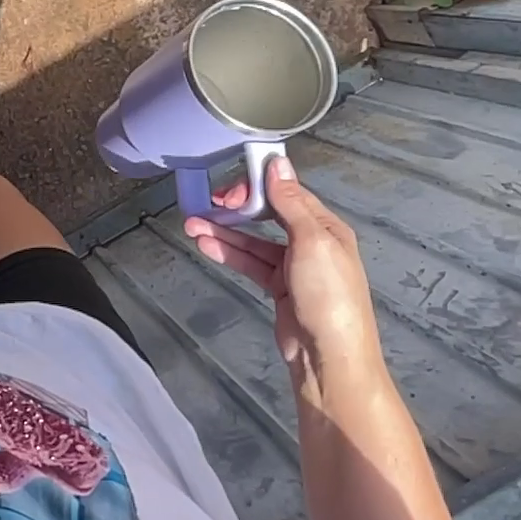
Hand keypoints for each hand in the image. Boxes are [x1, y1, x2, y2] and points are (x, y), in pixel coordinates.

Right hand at [183, 157, 384, 401]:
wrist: (329, 357)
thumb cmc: (327, 294)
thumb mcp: (311, 241)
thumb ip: (290, 202)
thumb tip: (278, 162)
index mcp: (326, 227)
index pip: (288, 193)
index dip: (259, 186)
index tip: (232, 187)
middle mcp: (311, 242)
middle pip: (268, 214)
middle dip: (237, 207)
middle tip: (210, 203)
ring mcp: (293, 266)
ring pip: (252, 240)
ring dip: (223, 230)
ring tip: (191, 224)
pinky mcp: (277, 286)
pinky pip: (248, 261)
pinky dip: (227, 252)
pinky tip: (204, 245)